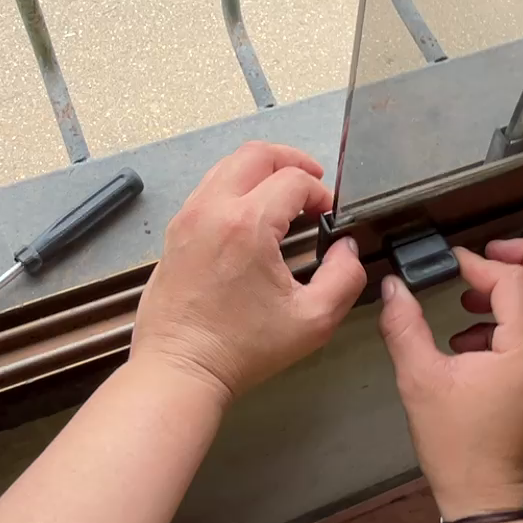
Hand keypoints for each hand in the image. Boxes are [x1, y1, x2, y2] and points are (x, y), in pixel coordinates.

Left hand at [131, 142, 367, 404]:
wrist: (179, 370)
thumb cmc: (241, 350)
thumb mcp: (313, 320)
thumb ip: (344, 277)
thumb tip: (346, 249)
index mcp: (247, 224)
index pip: (293, 179)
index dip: (320, 191)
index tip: (329, 214)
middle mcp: (212, 209)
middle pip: (255, 153)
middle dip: (291, 160)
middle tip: (312, 182)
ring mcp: (188, 217)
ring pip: (227, 165)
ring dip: (261, 171)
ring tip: (284, 195)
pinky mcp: (175, 232)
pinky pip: (209, 188)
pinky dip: (236, 187)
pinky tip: (253, 215)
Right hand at [378, 239, 522, 519]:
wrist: (490, 500)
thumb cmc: (454, 443)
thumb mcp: (420, 379)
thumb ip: (404, 324)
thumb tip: (393, 285)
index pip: (515, 281)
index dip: (479, 264)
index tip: (448, 265)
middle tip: (489, 252)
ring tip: (473, 297)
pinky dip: (522, 314)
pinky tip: (475, 335)